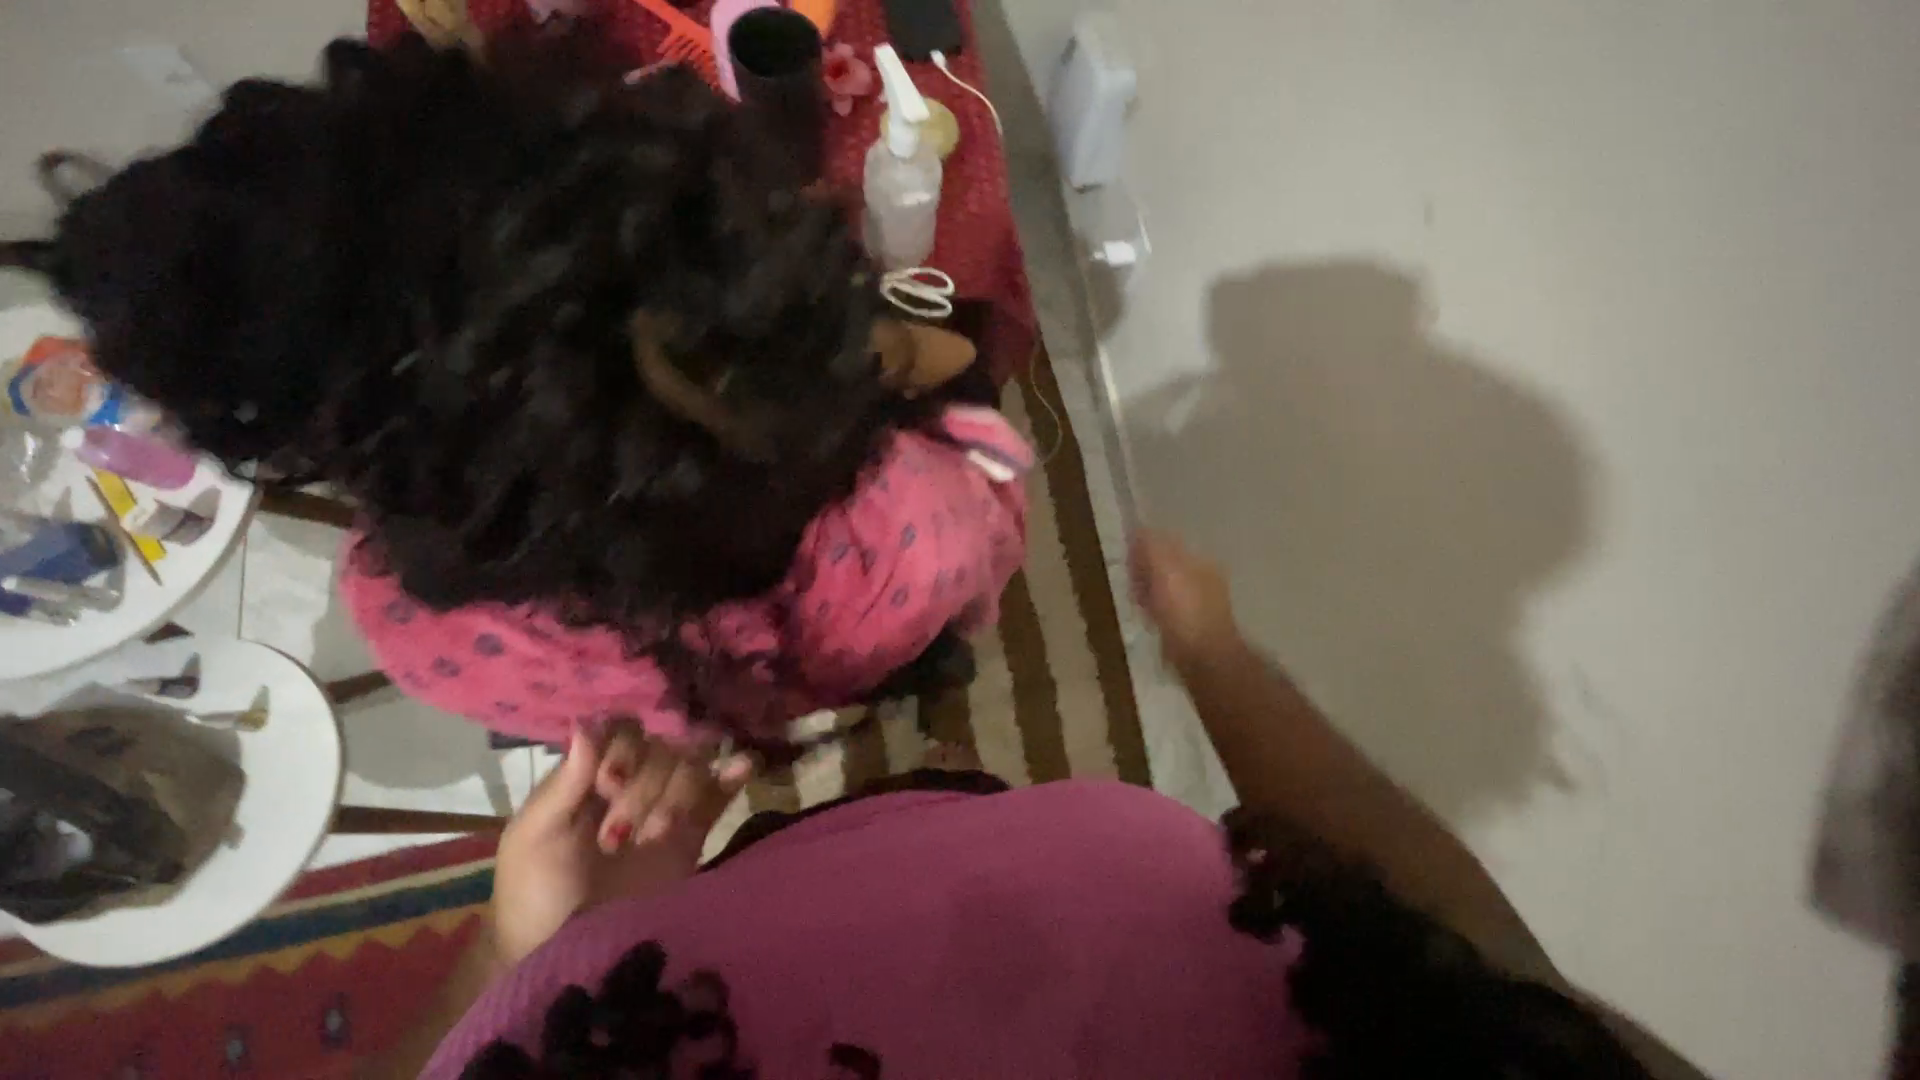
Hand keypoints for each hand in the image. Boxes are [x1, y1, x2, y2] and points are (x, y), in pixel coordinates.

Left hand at [489, 727, 750, 966]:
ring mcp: (665, 808)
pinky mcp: (693, 836)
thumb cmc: (534, 896)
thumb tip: (588, 722)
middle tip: (618, 835)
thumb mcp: (533, 839)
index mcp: (591, 776)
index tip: (608, 784)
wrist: (566, 960)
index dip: (624, 748)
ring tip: (655, 837)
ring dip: (678, 794)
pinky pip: (719, 796)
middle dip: (644, 787)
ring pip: (692, 768)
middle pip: (662, 747)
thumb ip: (564, 783)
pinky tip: (743, 766)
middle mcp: (632, 783)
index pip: (624, 730)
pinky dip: (734, 775)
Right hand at [1130, 529, 1241, 663]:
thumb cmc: (1184, 613)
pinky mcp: (1191, 626)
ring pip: (1163, 588)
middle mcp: (1204, 578)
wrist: (1204, 660)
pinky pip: (1164, 610)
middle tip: (1133, 585)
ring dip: (1147, 593)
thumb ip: (1151, 547)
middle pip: (1164, 564)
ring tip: (1139, 604)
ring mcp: (1199, 603)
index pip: (1166, 542)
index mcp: (1200, 560)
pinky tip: (1149, 619)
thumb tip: (1137, 527)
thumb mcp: (1165, 571)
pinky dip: (1154, 612)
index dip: (1143, 548)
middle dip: (1144, 572)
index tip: (1128, 560)